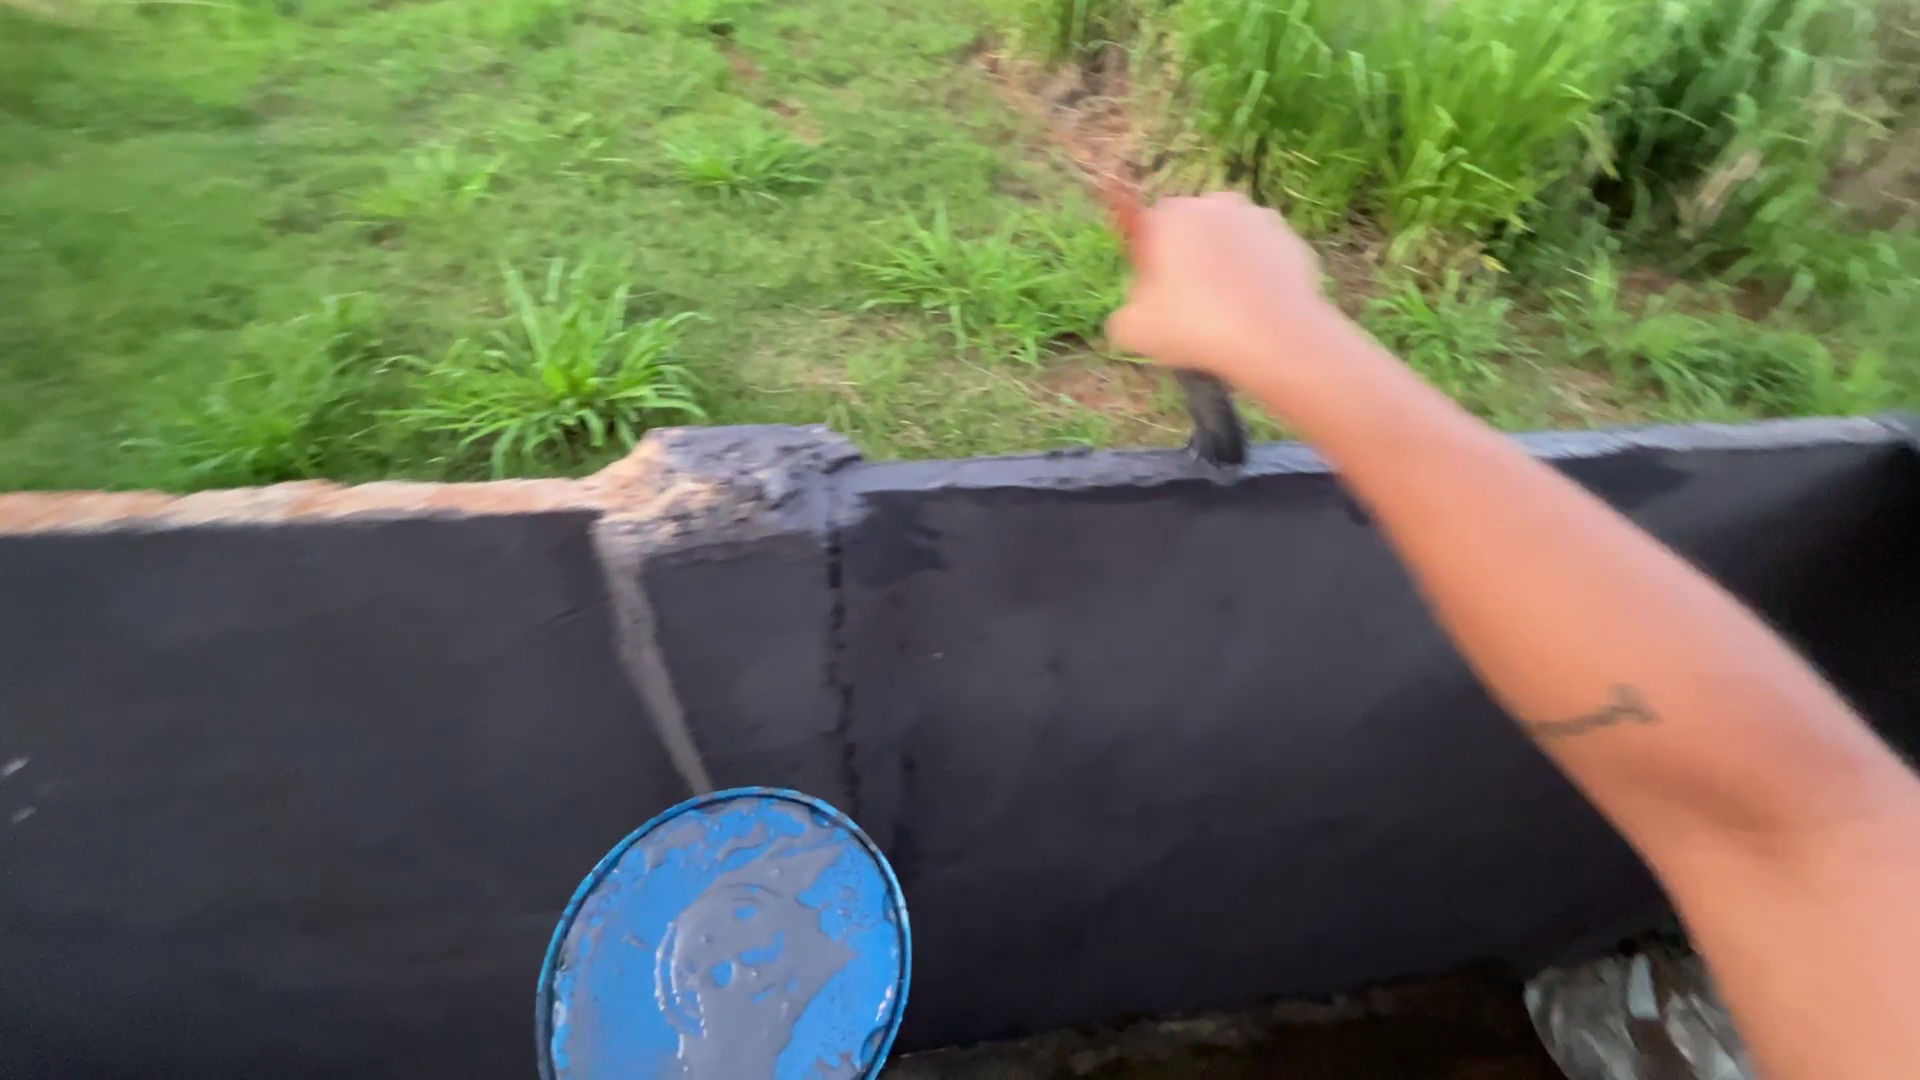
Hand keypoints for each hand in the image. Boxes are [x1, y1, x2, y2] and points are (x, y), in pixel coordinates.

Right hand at [1105, 191, 1345, 388]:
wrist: (1273, 337)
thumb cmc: (1193, 326)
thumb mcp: (1133, 330)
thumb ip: (1123, 314)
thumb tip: (1134, 311)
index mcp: (1170, 216)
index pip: (1145, 227)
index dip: (1145, 261)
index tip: (1151, 293)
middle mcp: (1214, 204)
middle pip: (1188, 229)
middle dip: (1183, 258)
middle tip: (1183, 305)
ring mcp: (1258, 217)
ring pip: (1226, 240)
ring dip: (1219, 265)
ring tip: (1220, 312)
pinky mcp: (1291, 239)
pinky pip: (1259, 257)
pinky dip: (1253, 276)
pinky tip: (1250, 311)